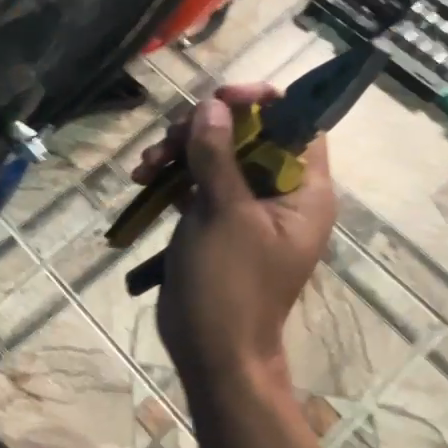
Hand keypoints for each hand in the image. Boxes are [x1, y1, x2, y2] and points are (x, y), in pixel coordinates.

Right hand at [131, 84, 335, 385]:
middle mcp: (279, 193)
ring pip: (214, 153)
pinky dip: (171, 172)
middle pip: (246, 134)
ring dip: (178, 149)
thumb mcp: (224, 213)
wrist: (212, 349)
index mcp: (304, 192)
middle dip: (203, 129)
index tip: (220, 98)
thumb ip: (218, 154)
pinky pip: (195, 177)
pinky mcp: (213, 218)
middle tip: (170, 139)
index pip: (297, 126)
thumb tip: (213, 104)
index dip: (262, 103)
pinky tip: (143, 178)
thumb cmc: (231, 283)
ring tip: (146, 166)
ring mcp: (244, 206)